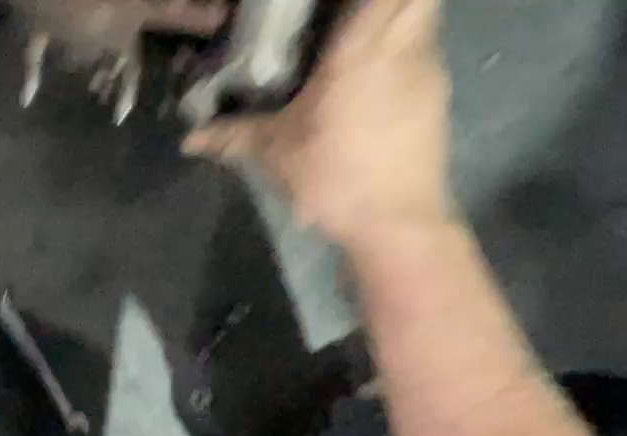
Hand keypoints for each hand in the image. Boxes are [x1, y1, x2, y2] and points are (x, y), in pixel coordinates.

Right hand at [184, 0, 454, 245]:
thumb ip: (234, 136)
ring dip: (393, 21)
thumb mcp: (276, 155)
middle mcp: (406, 42)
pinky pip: (420, 53)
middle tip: (341, 18)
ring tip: (353, 47)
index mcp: (365, 42)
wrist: (396, 223)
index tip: (331, 6)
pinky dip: (399, 55)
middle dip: (382, 1)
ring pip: (420, 18)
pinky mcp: (436, 97)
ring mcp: (429, 68)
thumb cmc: (336, 177)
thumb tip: (190, 139)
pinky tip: (370, 85)